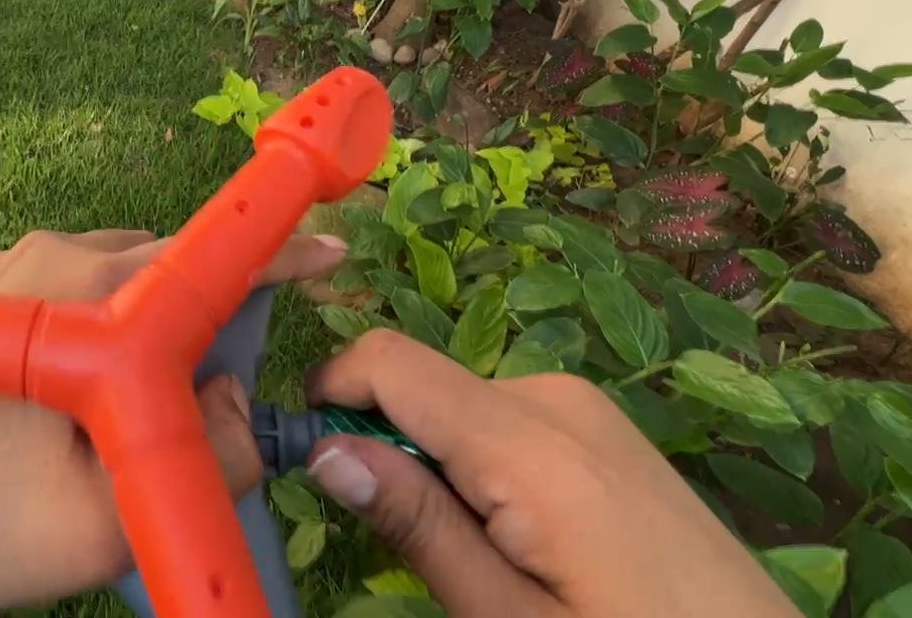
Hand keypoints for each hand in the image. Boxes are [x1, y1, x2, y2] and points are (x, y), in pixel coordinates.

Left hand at [0, 229, 345, 616]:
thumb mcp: (102, 519)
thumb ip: (204, 458)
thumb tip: (238, 404)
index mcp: (90, 294)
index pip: (205, 259)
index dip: (278, 256)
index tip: (329, 249)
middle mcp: (51, 256)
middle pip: (163, 265)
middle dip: (208, 308)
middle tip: (222, 382)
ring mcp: (7, 265)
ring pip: (115, 278)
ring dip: (151, 322)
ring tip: (145, 401)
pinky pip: (69, 288)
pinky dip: (102, 324)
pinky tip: (84, 389)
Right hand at [304, 330, 797, 617]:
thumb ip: (417, 525)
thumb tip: (324, 448)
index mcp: (530, 443)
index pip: (390, 363)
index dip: (331, 391)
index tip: (309, 455)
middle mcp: (553, 397)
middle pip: (420, 382)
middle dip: (384, 439)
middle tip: (401, 535)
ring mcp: (585, 407)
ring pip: (455, 401)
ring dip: (431, 455)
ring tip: (475, 549)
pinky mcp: (601, 427)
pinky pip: (501, 416)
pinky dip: (474, 456)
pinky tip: (518, 531)